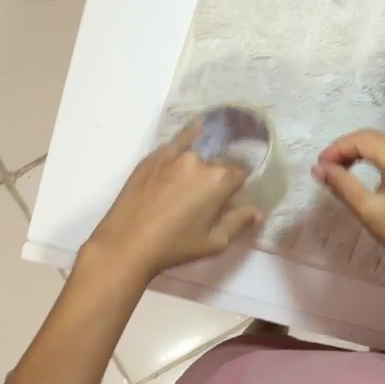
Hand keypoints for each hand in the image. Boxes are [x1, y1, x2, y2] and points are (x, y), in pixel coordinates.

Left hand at [83, 123, 264, 282]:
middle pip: (218, 162)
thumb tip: (258, 212)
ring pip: (197, 150)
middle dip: (219, 176)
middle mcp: (199, 160)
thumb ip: (239, 222)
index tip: (233, 197)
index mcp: (219, 179)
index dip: (239, 185)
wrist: (126, 243)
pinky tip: (189, 137)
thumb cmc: (175, 246)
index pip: (241, 172)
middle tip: (208, 196)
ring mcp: (172, 154)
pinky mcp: (151, 157)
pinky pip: (175, 144)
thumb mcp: (214, 242)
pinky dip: (185, 141)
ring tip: (197, 170)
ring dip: (201, 160)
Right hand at [313, 130, 384, 277]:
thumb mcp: (367, 209)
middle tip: (324, 168)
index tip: (318, 166)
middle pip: (370, 137)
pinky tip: (356, 170)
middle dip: (344, 149)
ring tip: (336, 170)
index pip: (361, 140)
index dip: (336, 149)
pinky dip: (369, 156)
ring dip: (355, 151)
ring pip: (379, 142)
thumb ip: (341, 184)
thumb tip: (318, 168)